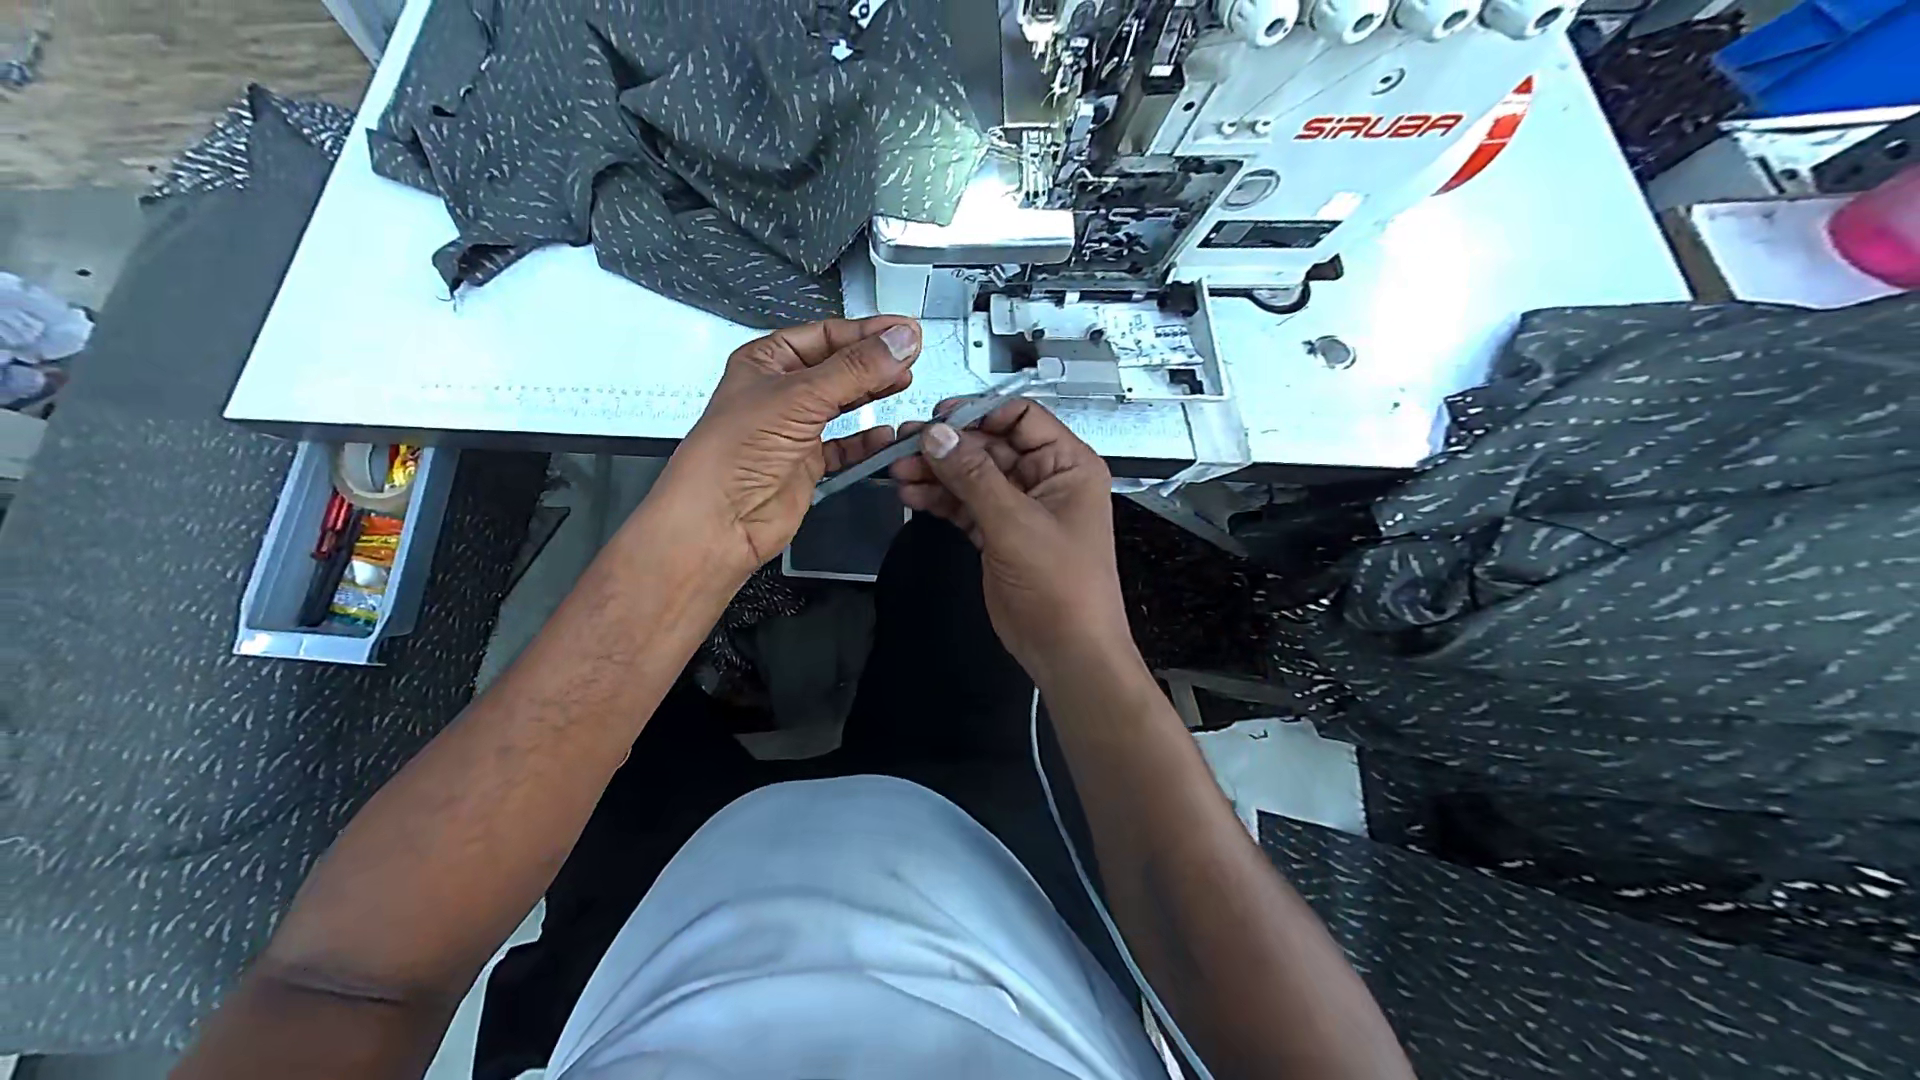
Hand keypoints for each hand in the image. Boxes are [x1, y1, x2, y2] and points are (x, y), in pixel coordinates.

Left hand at [652, 316, 920, 580]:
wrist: (721, 520)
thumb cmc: (734, 453)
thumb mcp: (801, 396)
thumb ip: (856, 369)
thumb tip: (900, 342)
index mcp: (766, 362)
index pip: (826, 335)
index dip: (866, 332)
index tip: (904, 333)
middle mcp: (780, 392)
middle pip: (838, 367)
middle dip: (874, 362)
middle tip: (910, 358)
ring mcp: (795, 428)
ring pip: (843, 404)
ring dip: (873, 396)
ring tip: (903, 384)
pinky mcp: (807, 463)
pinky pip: (845, 446)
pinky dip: (866, 442)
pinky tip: (884, 435)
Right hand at [889, 398, 1135, 684]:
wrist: (1066, 649)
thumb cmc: (1064, 588)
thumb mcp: (1016, 523)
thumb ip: (973, 476)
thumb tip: (938, 436)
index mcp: (1067, 466)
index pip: (1021, 417)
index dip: (980, 413)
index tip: (940, 419)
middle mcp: (1045, 480)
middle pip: (990, 446)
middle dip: (947, 447)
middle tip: (907, 446)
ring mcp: (1020, 508)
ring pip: (972, 477)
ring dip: (937, 473)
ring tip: (899, 471)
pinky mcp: (999, 533)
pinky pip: (965, 505)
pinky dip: (940, 500)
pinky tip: (913, 494)